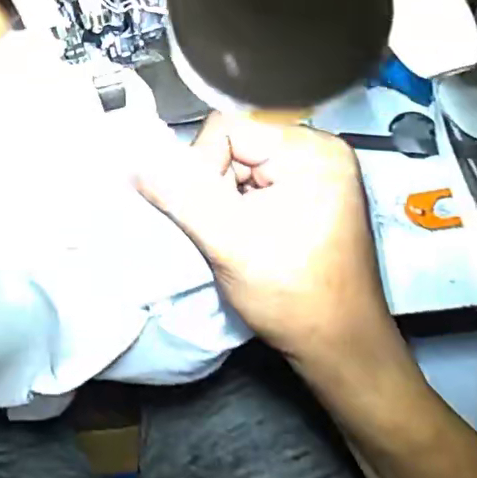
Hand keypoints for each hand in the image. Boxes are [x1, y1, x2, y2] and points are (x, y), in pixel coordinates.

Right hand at [135, 115, 397, 366]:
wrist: (342, 349)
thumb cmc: (295, 297)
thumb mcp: (228, 242)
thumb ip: (179, 196)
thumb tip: (134, 162)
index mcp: (311, 150)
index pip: (227, 128)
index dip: (204, 167)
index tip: (211, 214)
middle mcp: (319, 149)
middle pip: (234, 144)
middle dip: (217, 186)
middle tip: (228, 230)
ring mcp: (317, 171)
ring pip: (240, 164)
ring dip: (227, 198)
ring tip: (242, 237)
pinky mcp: (311, 192)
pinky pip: (256, 180)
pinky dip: (241, 206)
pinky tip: (251, 236)